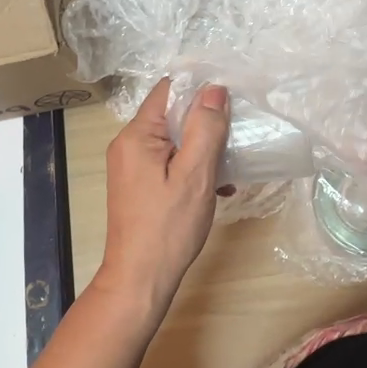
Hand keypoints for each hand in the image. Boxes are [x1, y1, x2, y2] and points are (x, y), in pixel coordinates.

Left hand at [96, 78, 230, 303]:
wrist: (140, 280)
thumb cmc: (168, 227)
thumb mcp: (195, 174)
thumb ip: (205, 128)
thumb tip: (215, 88)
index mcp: (136, 135)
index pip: (168, 90)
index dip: (200, 88)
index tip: (232, 96)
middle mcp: (128, 144)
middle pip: (171, 114)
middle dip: (205, 121)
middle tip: (237, 132)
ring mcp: (132, 166)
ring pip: (174, 140)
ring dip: (203, 148)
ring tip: (231, 165)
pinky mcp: (139, 185)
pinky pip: (169, 161)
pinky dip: (193, 167)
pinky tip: (217, 187)